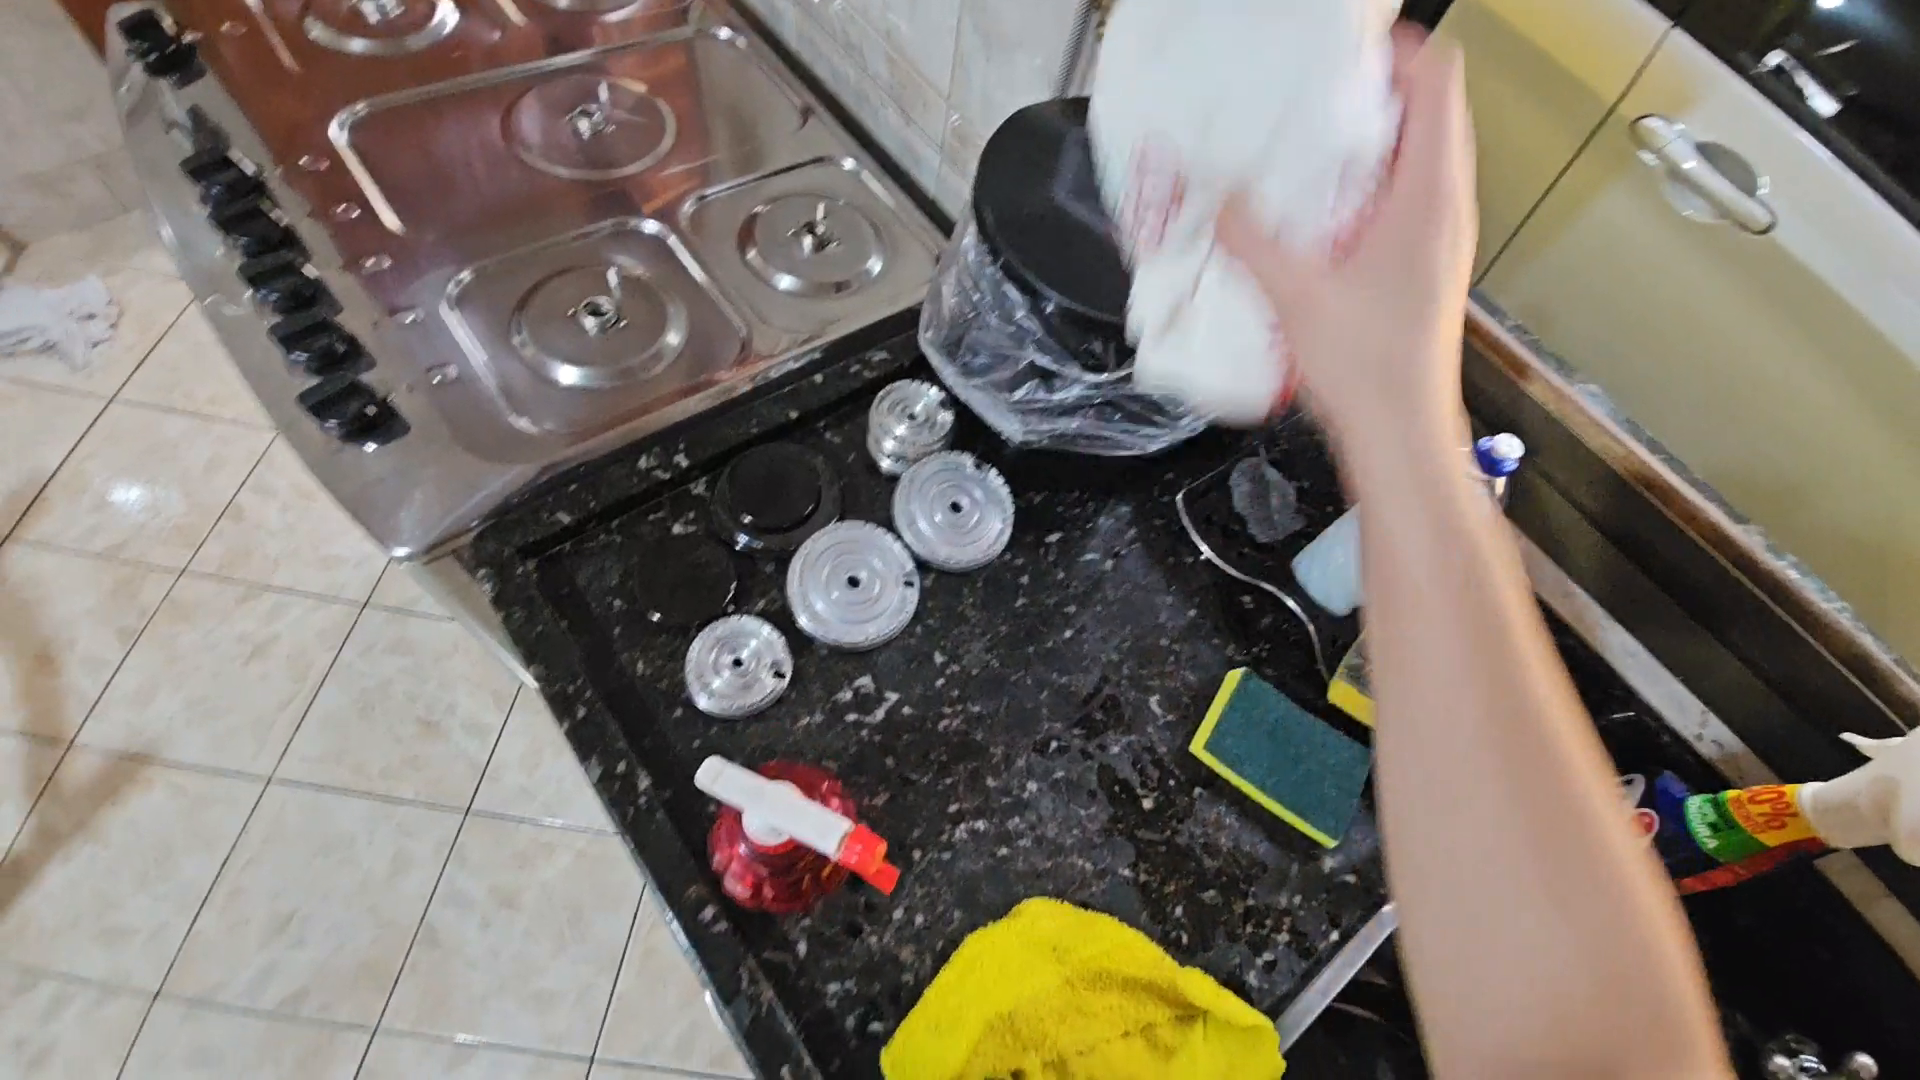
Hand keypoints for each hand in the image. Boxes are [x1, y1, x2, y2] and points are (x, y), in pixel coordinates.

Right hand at [1216, 27, 1477, 458]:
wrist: (1399, 427)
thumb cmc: (1368, 365)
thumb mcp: (1297, 294)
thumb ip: (1253, 241)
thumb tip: (1219, 203)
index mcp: (1428, 196)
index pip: (1437, 85)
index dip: (1399, 53)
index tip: (1347, 52)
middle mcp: (1444, 207)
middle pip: (1425, 116)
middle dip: (1370, 97)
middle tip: (1309, 101)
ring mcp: (1436, 237)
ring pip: (1412, 161)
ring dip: (1364, 147)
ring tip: (1304, 151)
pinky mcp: (1419, 265)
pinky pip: (1399, 202)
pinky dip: (1362, 191)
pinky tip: (1313, 215)